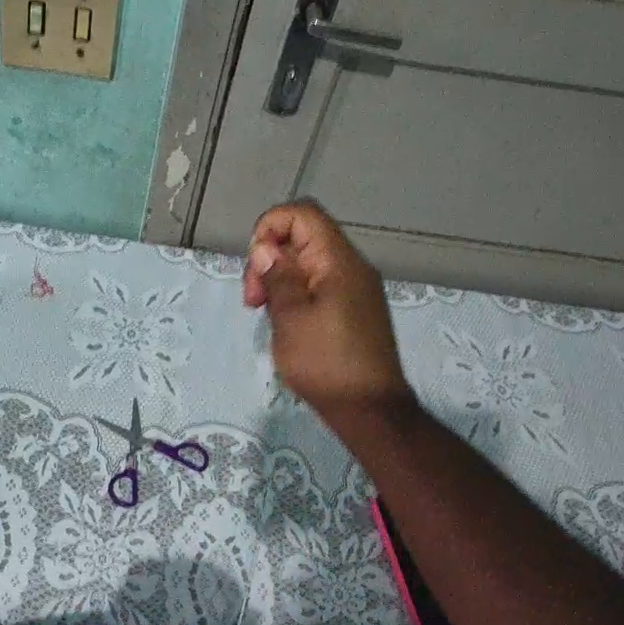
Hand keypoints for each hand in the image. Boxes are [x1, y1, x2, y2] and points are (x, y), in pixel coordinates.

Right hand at [243, 201, 413, 421]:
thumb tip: (266, 248)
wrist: (370, 410)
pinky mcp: (355, 310)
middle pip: (303, 237)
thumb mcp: (290, 318)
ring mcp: (356, 289)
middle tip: (254, 301)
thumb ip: (277, 277)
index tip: (256, 268)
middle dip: (269, 260)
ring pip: (308, 263)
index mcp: (339, 261)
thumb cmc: (326, 363)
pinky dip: (296, 295)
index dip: (270, 228)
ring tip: (267, 316)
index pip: (302, 214)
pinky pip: (319, 285)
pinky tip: (286, 324)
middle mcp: (352, 267)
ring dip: (280, 280)